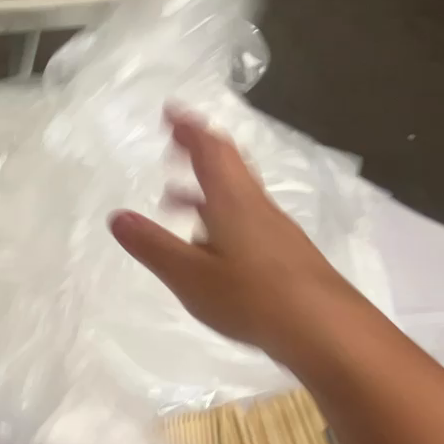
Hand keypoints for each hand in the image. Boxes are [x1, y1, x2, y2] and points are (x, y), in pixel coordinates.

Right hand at [108, 106, 369, 361]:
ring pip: (236, 196)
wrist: (327, 331)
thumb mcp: (188, 274)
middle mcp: (256, 208)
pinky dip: (217, 216)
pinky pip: (244, 220)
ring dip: (204, 189)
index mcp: (231, 202)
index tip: (169, 112)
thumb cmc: (252, 297)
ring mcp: (274, 231)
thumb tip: (116, 216)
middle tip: (172, 147)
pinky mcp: (284, 255)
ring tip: (173, 201)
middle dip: (198, 152)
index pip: (210, 152)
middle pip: (228, 167)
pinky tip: (208, 246)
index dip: (189, 129)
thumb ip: (151, 245)